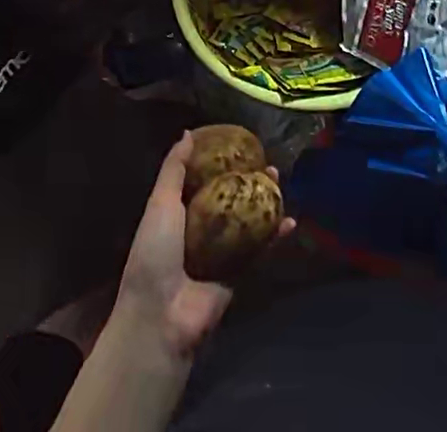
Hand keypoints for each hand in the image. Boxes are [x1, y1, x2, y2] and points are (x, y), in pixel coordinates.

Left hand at [116, 132, 292, 356]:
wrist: (162, 313)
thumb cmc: (155, 250)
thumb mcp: (160, 202)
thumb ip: (174, 168)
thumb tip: (188, 133)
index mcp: (177, 210)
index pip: (201, 180)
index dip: (219, 163)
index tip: (239, 146)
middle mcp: (199, 229)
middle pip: (228, 199)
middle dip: (247, 181)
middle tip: (266, 163)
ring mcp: (220, 253)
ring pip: (247, 223)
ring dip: (264, 204)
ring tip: (280, 183)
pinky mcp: (237, 275)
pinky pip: (259, 252)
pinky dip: (275, 238)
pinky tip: (291, 222)